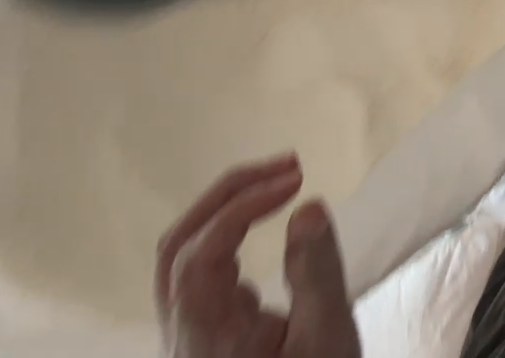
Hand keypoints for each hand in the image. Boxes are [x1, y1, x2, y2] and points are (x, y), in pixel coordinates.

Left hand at [157, 155, 362, 357]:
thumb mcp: (328, 338)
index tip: (298, 180)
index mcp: (207, 335)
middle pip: (177, 248)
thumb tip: (308, 206)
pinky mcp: (204, 338)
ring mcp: (189, 337)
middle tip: (288, 166)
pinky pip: (199, 271)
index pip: (201, 253)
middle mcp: (183, 333)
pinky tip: (269, 226)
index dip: (243, 206)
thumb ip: (316, 272)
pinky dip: (230, 231)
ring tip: (280, 182)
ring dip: (226, 209)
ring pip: (181, 259)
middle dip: (228, 194)